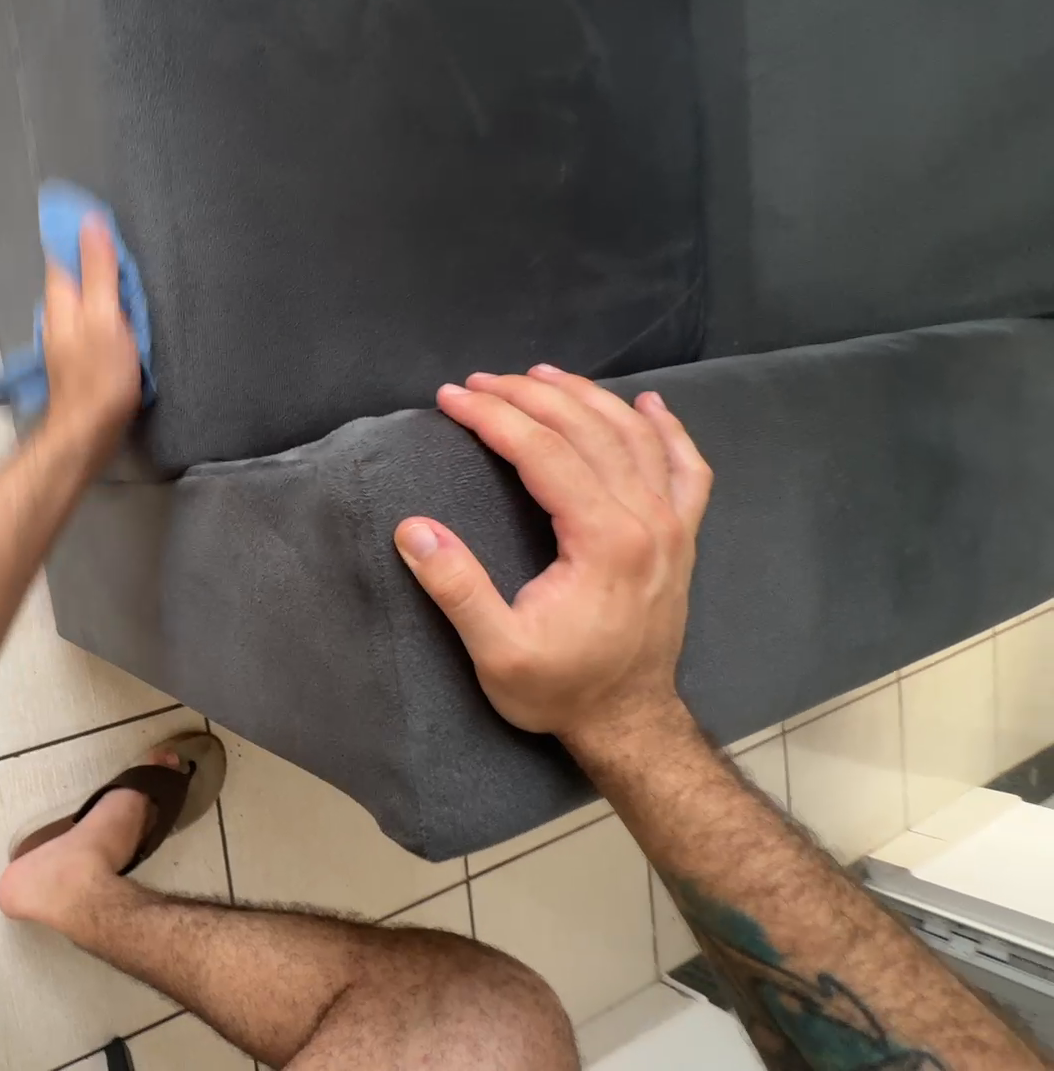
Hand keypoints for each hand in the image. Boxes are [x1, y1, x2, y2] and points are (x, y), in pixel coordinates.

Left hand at [42, 218, 141, 435]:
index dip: (85, 233)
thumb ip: (98, 271)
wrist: (89, 433)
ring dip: (112, 289)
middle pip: (79, 274)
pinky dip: (116, 315)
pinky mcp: (84, 357)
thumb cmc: (98, 377)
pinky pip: (100, 322)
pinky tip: (133, 320)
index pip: (65, 250)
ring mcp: (71, 336)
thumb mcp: (105, 317)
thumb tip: (90, 223)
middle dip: (102, 260)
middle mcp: (60, 313)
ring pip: (91, 299)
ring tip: (139, 283)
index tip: (111, 222)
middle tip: (135, 254)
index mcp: (61, 298)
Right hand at [394, 365, 712, 743]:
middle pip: (588, 431)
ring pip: (634, 436)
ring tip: (538, 375)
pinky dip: (666, 429)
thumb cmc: (558, 688)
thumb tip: (412, 528)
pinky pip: (685, 467)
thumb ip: (456, 588)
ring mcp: (673, 526)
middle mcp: (648, 520)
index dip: (493, 417)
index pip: (545, 452)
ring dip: (584, 397)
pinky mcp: (681, 537)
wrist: (630, 722)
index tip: (451, 397)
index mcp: (604, 540)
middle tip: (478, 382)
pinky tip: (648, 405)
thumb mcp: (496, 651)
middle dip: (527, 397)